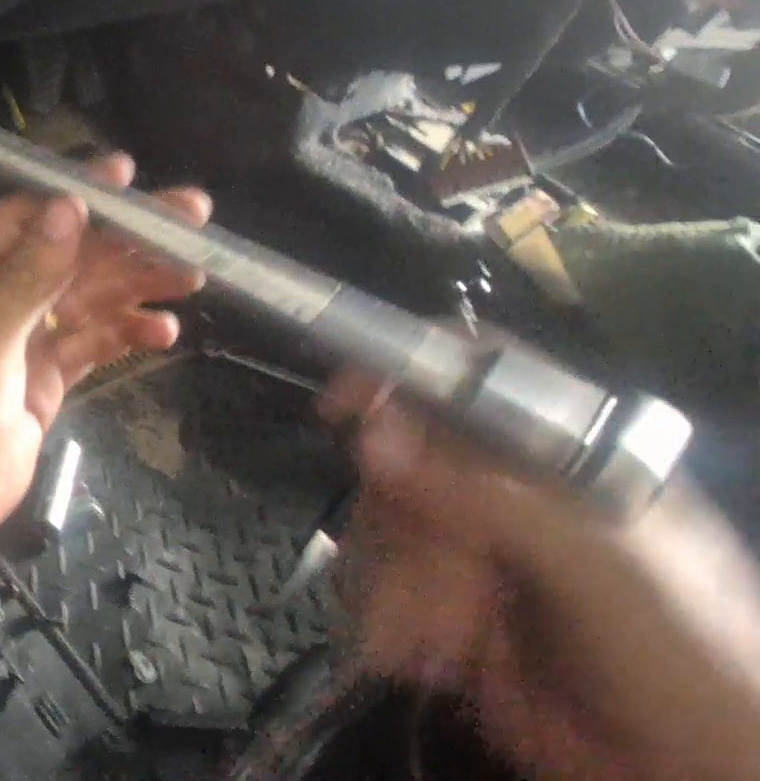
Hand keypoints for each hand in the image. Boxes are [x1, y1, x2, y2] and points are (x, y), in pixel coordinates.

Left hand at [0, 154, 210, 562]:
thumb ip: (24, 279)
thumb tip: (65, 208)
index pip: (24, 221)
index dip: (73, 196)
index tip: (127, 177)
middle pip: (65, 257)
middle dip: (123, 239)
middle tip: (191, 220)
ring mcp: (19, 344)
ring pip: (84, 301)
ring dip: (133, 286)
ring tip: (192, 275)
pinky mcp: (40, 384)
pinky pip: (87, 347)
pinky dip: (122, 335)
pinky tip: (160, 330)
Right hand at [322, 374, 759, 780]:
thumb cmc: (685, 660)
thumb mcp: (607, 569)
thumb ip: (490, 497)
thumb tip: (373, 441)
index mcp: (565, 458)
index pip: (475, 381)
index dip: (405, 373)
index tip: (347, 403)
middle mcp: (505, 488)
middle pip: (402, 454)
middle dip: (404, 517)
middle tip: (438, 569)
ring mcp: (467, 542)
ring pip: (377, 519)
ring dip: (396, 579)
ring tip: (443, 636)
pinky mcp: (435, 594)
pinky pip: (369, 574)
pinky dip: (382, 611)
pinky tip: (420, 650)